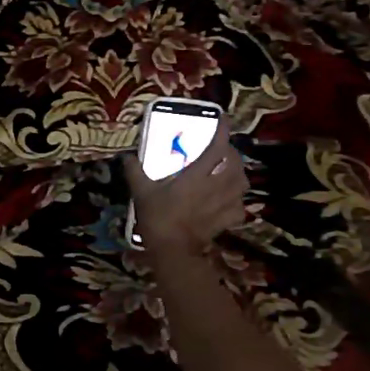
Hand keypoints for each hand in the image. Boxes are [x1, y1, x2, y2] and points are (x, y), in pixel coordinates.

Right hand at [126, 132, 249, 256]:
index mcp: (197, 176)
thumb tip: (126, 157)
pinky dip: (237, 201)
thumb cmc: (158, 217)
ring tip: (228, 173)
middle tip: (223, 152)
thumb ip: (135, 172)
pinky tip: (228, 201)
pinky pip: (240, 206)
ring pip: (242, 183)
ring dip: (238, 174)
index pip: (216, 148)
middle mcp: (217, 186)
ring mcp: (225, 203)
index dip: (222, 131)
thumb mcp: (141, 192)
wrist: (173, 250)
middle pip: (235, 164)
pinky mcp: (228, 220)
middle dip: (232, 154)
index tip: (223, 120)